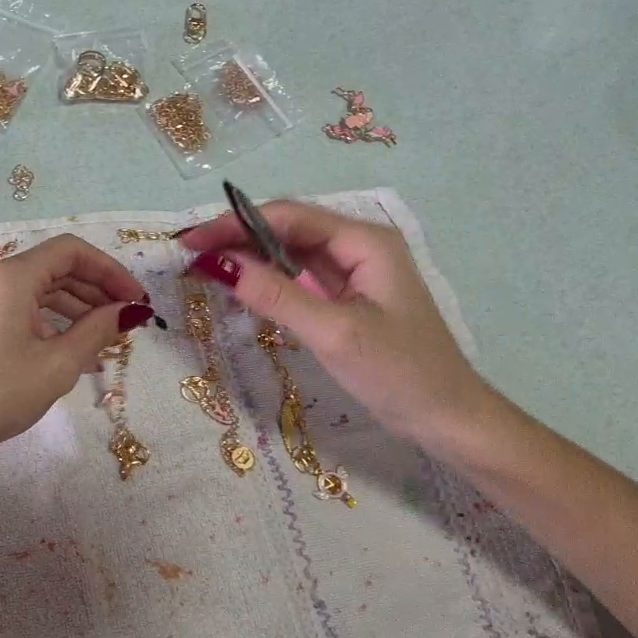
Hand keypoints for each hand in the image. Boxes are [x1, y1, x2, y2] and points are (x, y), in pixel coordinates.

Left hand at [0, 235, 152, 500]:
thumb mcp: (57, 365)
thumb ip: (98, 331)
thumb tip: (130, 311)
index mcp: (11, 275)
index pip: (71, 251)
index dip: (110, 271)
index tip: (136, 300)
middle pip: (55, 267)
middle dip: (96, 291)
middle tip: (129, 321)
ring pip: (38, 289)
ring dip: (76, 309)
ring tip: (107, 342)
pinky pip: (20, 307)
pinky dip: (50, 322)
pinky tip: (74, 352)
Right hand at [180, 200, 495, 441]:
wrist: (450, 421)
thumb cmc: (400, 374)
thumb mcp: (334, 333)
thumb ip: (276, 294)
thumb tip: (218, 263)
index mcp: (363, 241)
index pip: (285, 217)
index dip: (232, 224)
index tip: (189, 243)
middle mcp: (357, 245)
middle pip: (283, 227)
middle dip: (234, 237)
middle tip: (187, 256)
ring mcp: (352, 271)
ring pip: (286, 250)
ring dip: (245, 257)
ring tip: (201, 269)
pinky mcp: (344, 295)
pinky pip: (294, 275)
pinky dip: (263, 279)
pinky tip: (237, 288)